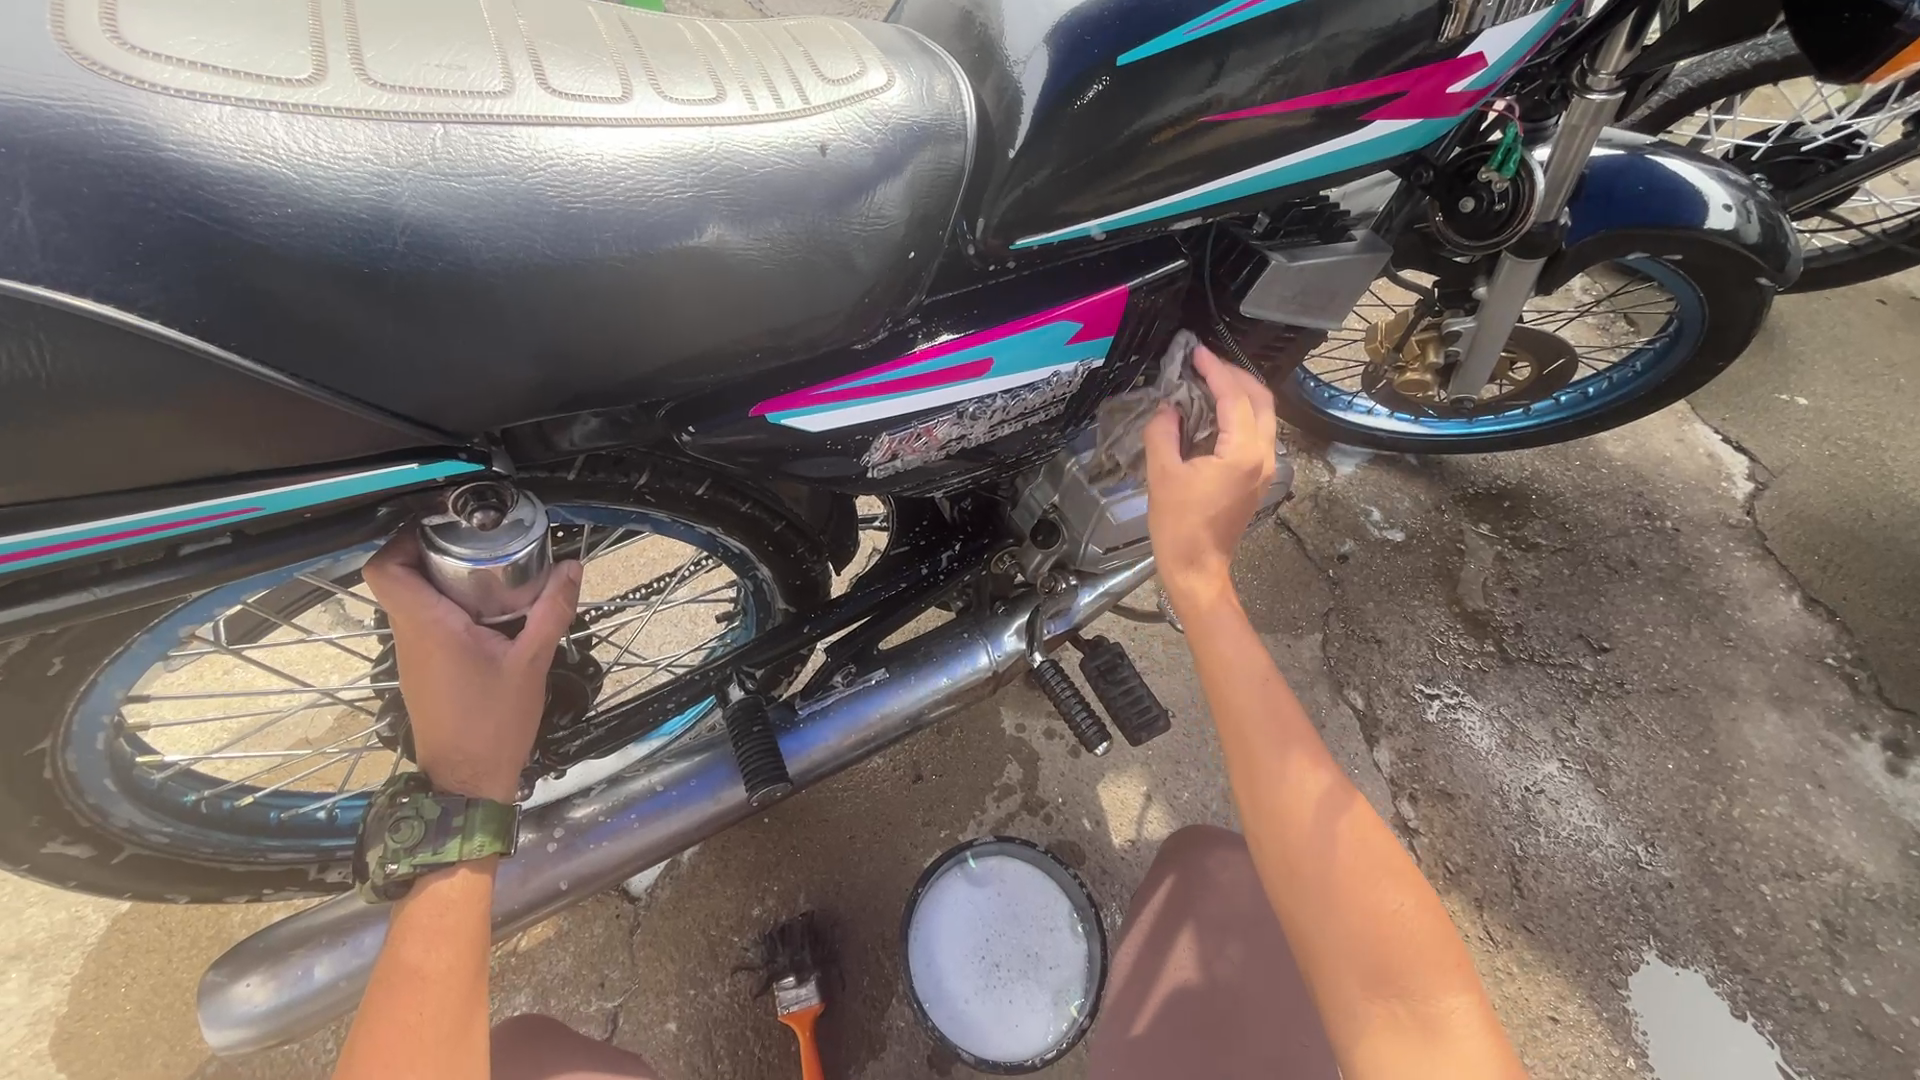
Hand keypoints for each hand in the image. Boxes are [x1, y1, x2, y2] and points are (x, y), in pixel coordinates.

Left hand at [362, 530, 581, 802]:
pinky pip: (428, 623)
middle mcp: (411, 635)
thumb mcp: (533, 661)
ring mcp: (414, 654)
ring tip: (494, 570)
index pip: (386, 569)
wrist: (468, 778)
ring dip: (445, 580)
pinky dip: (452, 606)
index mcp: (429, 626)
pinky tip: (493, 612)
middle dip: (435, 552)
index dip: (404, 539)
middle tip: (481, 542)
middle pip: (401, 578)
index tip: (445, 526)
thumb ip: (552, 611)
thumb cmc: (494, 720)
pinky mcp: (424, 669)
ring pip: (414, 601)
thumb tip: (572, 567)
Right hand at [1144, 345, 1277, 616]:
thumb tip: (1167, 407)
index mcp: (1242, 452)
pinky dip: (1239, 414)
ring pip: (1263, 415)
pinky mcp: (1257, 477)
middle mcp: (1263, 455)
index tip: (1196, 353)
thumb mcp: (1161, 474)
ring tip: (1208, 382)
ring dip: (1239, 393)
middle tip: (1204, 364)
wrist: (1197, 567)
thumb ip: (1163, 433)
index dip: (1215, 370)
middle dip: (1234, 375)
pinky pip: (1257, 432)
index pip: (1234, 397)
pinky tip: (1213, 412)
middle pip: (1261, 399)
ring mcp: (1264, 467)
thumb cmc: (1178, 525)